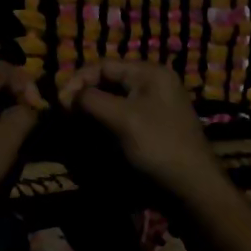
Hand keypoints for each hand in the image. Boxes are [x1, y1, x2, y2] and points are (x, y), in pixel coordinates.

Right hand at [61, 59, 226, 200]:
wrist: (192, 186)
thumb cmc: (158, 145)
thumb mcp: (122, 118)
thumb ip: (91, 101)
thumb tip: (66, 96)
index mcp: (150, 73)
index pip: (104, 65)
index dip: (78, 80)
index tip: (58, 103)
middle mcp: (153, 84)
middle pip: (108, 81)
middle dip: (84, 97)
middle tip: (65, 117)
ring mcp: (153, 107)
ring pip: (113, 102)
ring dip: (92, 113)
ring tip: (76, 128)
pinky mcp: (151, 129)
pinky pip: (122, 119)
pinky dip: (105, 125)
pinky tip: (94, 137)